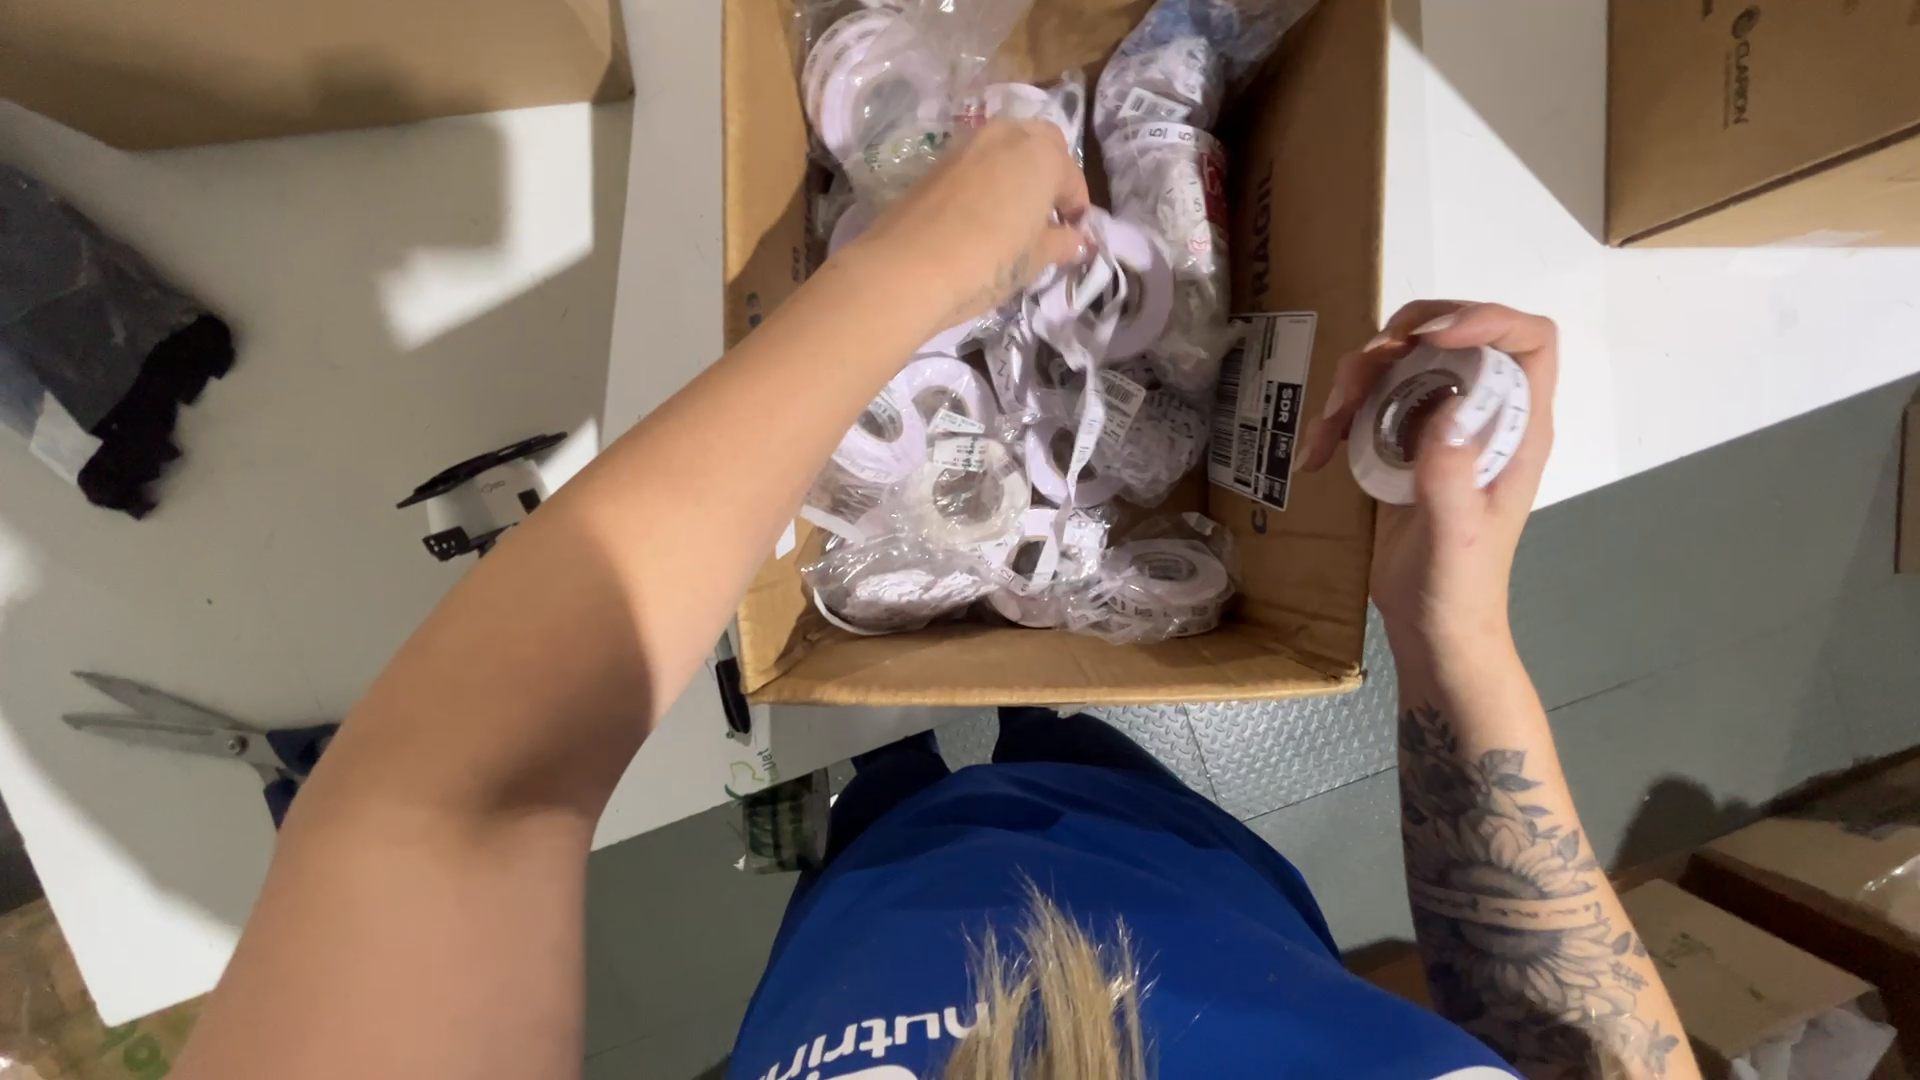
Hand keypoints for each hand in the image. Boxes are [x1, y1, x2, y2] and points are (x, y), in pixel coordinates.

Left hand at [843, 118, 1091, 328]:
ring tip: (1013, 220)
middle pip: (1040, 145)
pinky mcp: (936, 165)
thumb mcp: (1033, 261)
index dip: (1077, 208)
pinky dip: (986, 184)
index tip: (1074, 234)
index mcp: (1041, 155)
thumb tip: (1077, 241)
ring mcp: (967, 146)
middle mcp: (1006, 136)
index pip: (1072, 177)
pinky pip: (975, 168)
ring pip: (1004, 151)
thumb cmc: (987, 263)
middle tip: (1046, 217)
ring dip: (1015, 176)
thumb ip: (1061, 245)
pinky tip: (980, 221)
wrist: (908, 269)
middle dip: (1049, 175)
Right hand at [1297, 301, 1558, 654]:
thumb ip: (1451, 475)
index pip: (1526, 342)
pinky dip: (1333, 420)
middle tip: (1356, 380)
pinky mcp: (1394, 447)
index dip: (1485, 320)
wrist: (1430, 622)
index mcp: (1515, 429)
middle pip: (1448, 338)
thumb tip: (1441, 408)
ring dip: (1354, 382)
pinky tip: (1315, 455)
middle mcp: (1478, 416)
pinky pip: (1364, 407)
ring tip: (1326, 426)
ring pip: (1398, 367)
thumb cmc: (1457, 585)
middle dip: (1398, 343)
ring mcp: (1433, 429)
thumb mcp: (1455, 535)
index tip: (1429, 338)